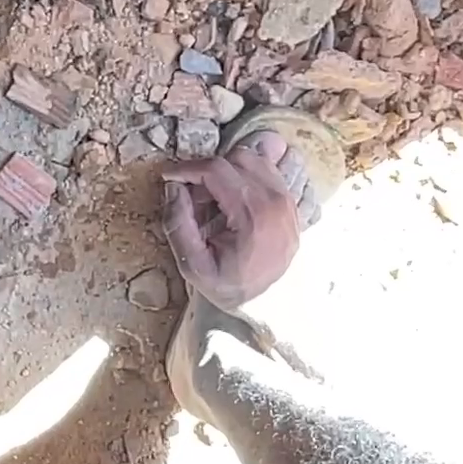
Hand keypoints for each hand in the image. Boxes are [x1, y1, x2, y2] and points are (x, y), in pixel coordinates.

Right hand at [161, 131, 306, 311]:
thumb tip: (173, 187)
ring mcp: (291, 200)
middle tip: (193, 196)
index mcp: (254, 215)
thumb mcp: (192, 264)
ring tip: (215, 197)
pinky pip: (275, 169)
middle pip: (238, 157)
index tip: (167, 176)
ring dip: (229, 170)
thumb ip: (178, 223)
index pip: (216, 170)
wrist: (266, 306)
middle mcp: (278, 201)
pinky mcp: (295, 203)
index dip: (186, 168)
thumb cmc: (227, 285)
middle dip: (208, 170)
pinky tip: (237, 195)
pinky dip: (250, 173)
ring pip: (257, 158)